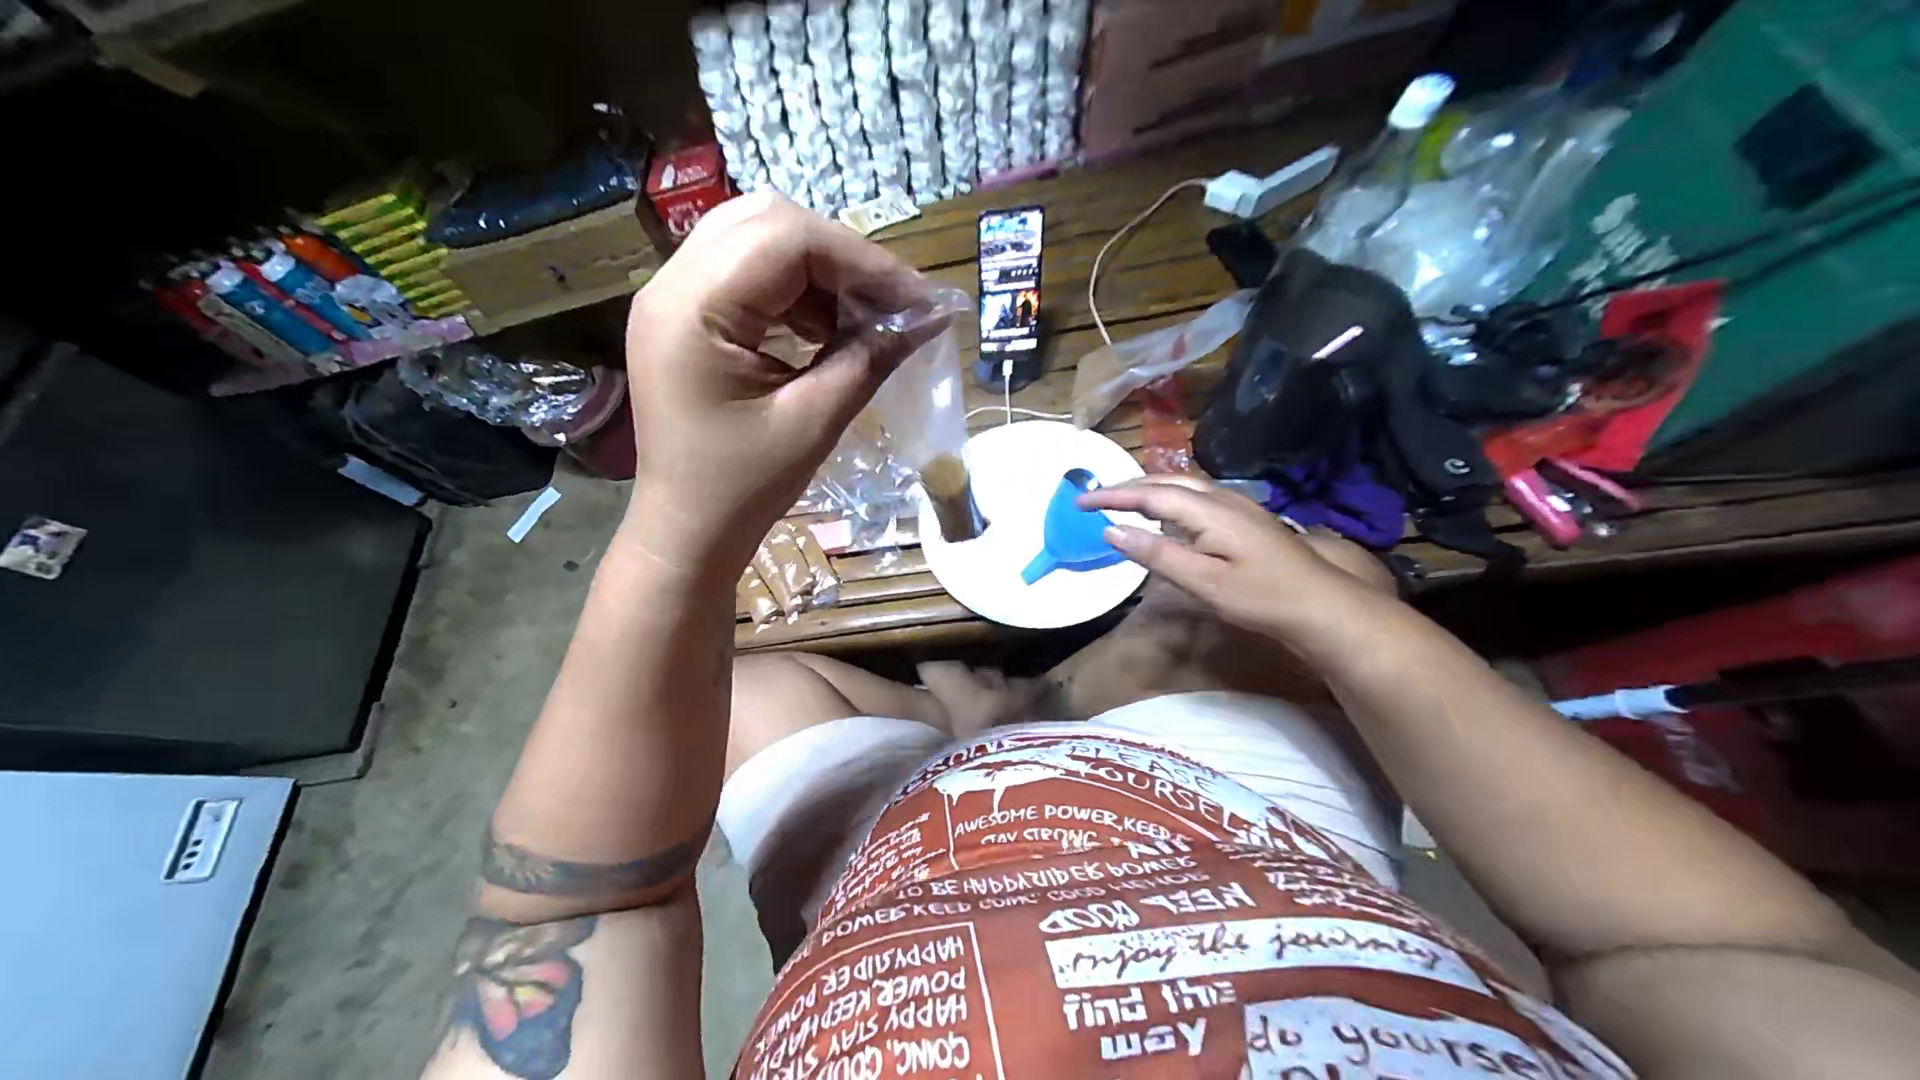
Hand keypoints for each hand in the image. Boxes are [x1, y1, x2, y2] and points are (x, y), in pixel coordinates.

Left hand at [620, 194, 939, 576]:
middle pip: (770, 221)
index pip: (787, 237)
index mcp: (692, 310)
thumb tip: (931, 316)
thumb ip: (870, 358)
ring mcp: (673, 296)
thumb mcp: (814, 422)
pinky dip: (798, 289)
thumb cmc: (744, 488)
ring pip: (760, 239)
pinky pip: (749, 272)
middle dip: (843, 257)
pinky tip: (825, 329)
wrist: (688, 529)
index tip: (916, 301)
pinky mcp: (686, 314)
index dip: (862, 260)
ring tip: (862, 320)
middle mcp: (671, 285)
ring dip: (822, 271)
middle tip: (891, 306)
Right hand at [1080, 475, 1399, 649]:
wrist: (1322, 605)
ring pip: (1182, 486)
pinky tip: (1165, 515)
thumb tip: (1112, 531)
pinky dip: (1168, 498)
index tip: (1080, 501)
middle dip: (1126, 486)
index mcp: (1209, 511)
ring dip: (1147, 489)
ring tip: (1121, 500)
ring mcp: (1237, 505)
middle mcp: (1222, 498)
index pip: (1149, 494)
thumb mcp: (1202, 581)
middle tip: (1094, 498)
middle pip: (1165, 482)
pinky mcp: (1245, 517)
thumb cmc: (1260, 598)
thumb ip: (1156, 554)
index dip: (1112, 496)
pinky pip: (1196, 496)